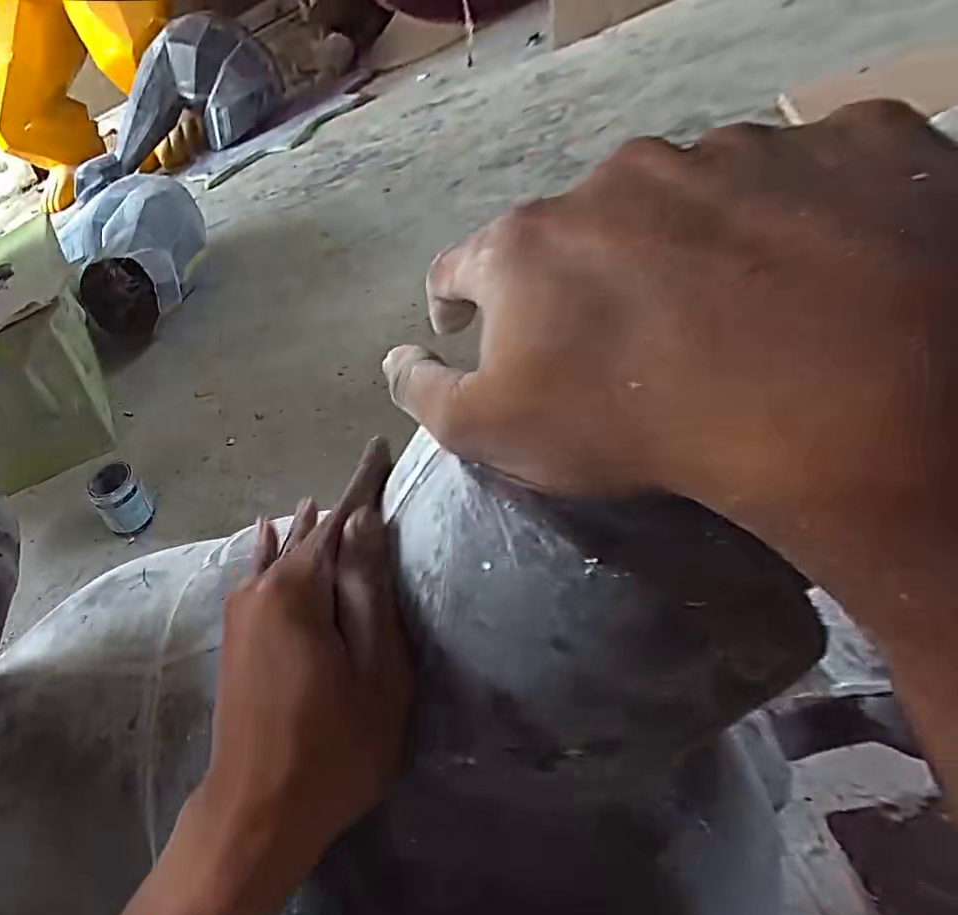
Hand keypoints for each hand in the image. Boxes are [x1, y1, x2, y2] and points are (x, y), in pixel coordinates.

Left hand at [197, 438, 413, 883]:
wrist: (258, 799)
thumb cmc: (334, 745)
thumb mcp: (374, 670)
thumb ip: (367, 592)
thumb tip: (362, 523)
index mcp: (292, 590)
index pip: (334, 523)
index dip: (362, 489)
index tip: (379, 451)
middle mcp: (254, 589)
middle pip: (302, 539)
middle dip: (334, 512)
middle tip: (367, 475)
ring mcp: (237, 613)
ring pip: (274, 558)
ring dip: (302, 535)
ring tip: (325, 504)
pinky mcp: (233, 636)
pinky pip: (256, 580)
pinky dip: (273, 559)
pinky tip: (271, 543)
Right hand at [381, 102, 957, 611]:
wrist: (856, 403)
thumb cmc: (627, 420)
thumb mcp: (481, 430)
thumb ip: (418, 389)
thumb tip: (397, 357)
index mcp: (523, 243)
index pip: (456, 268)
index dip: (456, 307)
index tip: (477, 336)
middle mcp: (618, 178)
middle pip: (564, 230)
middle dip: (565, 277)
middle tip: (599, 334)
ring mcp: (742, 149)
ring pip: (673, 197)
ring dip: (665, 242)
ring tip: (702, 304)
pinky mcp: (860, 142)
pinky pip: (788, 177)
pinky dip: (773, 217)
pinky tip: (790, 271)